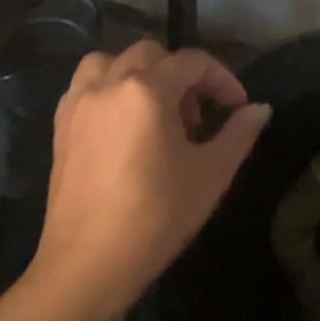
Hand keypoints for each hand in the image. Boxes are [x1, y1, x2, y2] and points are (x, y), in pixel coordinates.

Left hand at [26, 39, 270, 320]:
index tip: (238, 108)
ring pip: (111, 63)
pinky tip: (125, 126)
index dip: (222, 79)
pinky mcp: (60, 129)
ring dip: (140, 75)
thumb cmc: (157, 216)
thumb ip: (239, 133)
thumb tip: (259, 109)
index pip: (193, 62)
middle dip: (182, 76)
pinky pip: (86, 88)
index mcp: (147, 90)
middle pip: (151, 55)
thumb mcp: (212, 174)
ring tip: (157, 111)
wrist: (88, 265)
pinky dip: (110, 91)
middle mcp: (109, 85)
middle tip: (198, 116)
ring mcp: (78, 105)